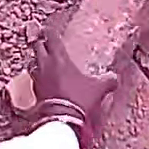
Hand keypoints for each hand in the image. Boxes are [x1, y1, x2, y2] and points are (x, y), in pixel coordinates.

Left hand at [29, 12, 119, 144]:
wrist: (62, 121)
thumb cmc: (79, 99)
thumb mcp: (98, 89)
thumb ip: (108, 81)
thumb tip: (115, 78)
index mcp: (59, 58)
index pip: (51, 38)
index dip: (50, 31)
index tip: (50, 28)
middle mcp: (45, 65)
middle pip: (37, 46)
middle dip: (41, 43)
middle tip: (46, 42)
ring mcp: (37, 79)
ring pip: (33, 63)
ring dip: (37, 61)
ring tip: (44, 62)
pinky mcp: (34, 93)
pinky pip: (34, 80)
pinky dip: (38, 78)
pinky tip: (45, 82)